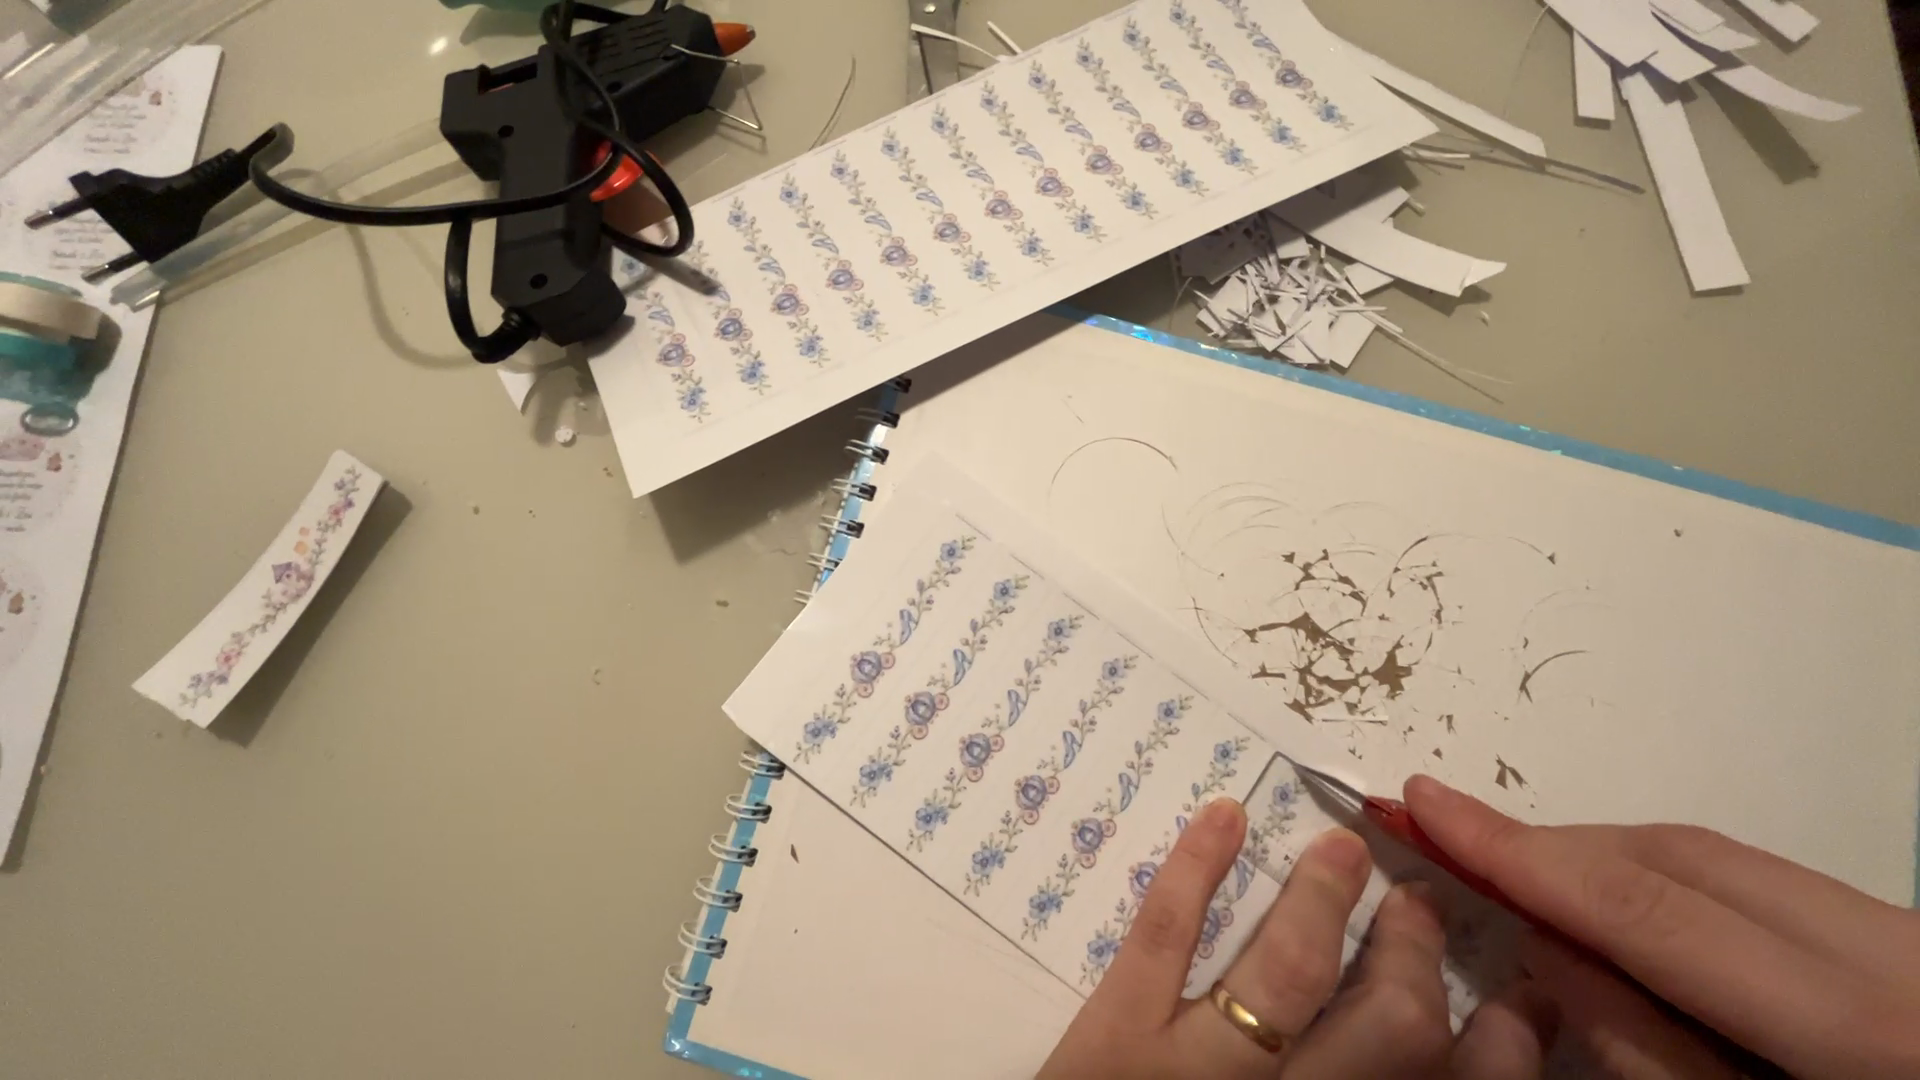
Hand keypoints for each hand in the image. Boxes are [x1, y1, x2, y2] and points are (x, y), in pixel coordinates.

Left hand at [1038, 797, 1554, 1078]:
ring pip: (1286, 971)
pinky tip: (1225, 815)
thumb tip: (1428, 1058)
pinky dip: (1198, 866)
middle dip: (1409, 954)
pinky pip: (1166, 933)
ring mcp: (1195, 1064)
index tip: (1512, 993)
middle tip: (1411, 902)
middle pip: (1386, 1026)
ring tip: (1342, 848)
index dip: (1498, 1047)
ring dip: (1322, 898)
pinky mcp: (1118, 1027)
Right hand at [1405, 775, 1919, 1079]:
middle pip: (1671, 857)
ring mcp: (1905, 931)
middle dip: (1551, 849)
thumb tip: (1540, 938)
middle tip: (1460, 851)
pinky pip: (1746, 874)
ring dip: (1599, 862)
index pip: (1643, 909)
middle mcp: (1896, 952)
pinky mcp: (1900, 929)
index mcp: (1865, 1027)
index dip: (1516, 853)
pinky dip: (1660, 879)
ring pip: (1706, 852)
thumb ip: (1640, 1047)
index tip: (1420, 799)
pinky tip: (1624, 915)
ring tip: (1536, 891)